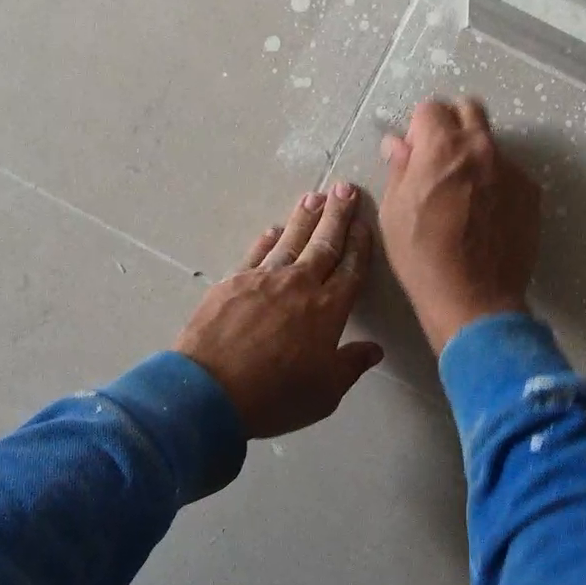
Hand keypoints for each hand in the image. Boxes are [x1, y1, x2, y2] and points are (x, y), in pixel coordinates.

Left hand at [174, 183, 384, 444]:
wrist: (211, 390)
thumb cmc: (276, 396)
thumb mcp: (325, 392)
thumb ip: (350, 366)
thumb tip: (374, 350)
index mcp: (329, 309)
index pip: (351, 269)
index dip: (360, 245)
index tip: (365, 224)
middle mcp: (300, 285)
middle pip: (324, 243)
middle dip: (337, 216)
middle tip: (345, 188)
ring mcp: (263, 279)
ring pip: (290, 240)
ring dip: (304, 218)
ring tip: (314, 197)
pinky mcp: (233, 283)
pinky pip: (256, 253)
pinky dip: (267, 239)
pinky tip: (273, 230)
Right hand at [378, 97, 541, 354]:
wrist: (474, 298)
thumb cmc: (422, 257)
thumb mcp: (394, 211)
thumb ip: (400, 168)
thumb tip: (399, 144)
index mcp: (443, 146)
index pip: (431, 108)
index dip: (419, 129)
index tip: (415, 154)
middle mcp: (482, 147)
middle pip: (469, 110)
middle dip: (452, 125)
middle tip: (439, 159)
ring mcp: (512, 169)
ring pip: (491, 143)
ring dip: (475, 155)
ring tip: (464, 196)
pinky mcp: (531, 194)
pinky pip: (509, 173)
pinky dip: (496, 182)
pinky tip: (484, 216)